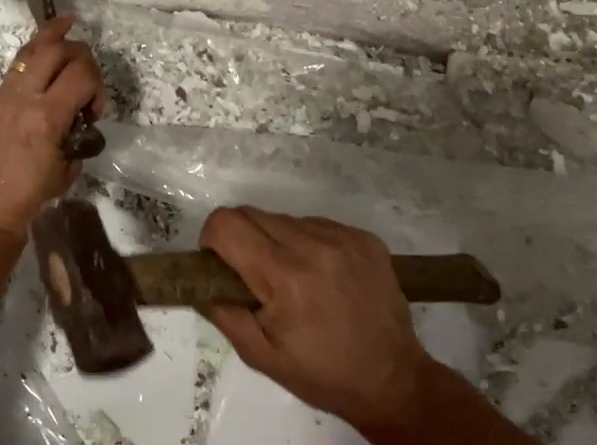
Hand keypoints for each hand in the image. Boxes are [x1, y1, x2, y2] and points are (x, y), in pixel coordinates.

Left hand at [0, 14, 105, 237]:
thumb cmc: (32, 194)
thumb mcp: (69, 166)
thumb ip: (78, 133)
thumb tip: (80, 114)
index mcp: (46, 117)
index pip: (81, 75)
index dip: (97, 83)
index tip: (95, 108)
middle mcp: (23, 98)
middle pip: (55, 50)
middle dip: (79, 52)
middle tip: (88, 70)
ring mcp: (4, 95)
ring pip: (29, 50)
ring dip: (52, 36)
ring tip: (68, 22)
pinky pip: (15, 67)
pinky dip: (33, 54)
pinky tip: (45, 48)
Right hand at [197, 207, 432, 435]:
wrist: (396, 383)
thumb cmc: (323, 373)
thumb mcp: (259, 355)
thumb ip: (221, 311)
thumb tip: (200, 278)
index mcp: (285, 277)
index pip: (226, 224)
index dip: (213, 240)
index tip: (221, 265)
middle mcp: (314, 247)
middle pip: (249, 213)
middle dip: (241, 240)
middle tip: (255, 275)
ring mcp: (343, 239)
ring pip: (281, 217)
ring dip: (275, 241)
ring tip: (293, 278)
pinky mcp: (363, 238)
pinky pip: (313, 223)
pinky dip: (306, 243)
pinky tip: (320, 274)